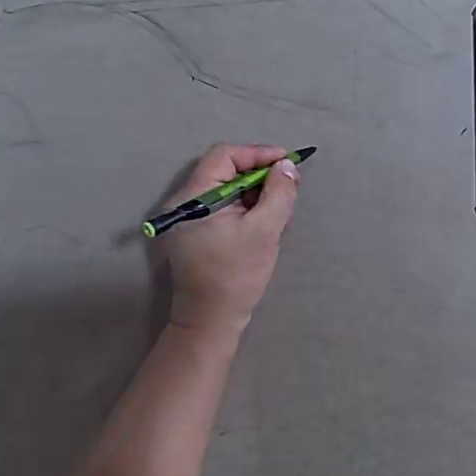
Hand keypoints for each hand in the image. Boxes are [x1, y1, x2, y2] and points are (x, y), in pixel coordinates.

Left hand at [161, 143, 300, 333]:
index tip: (287, 163)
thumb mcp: (264, 230)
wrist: (210, 321)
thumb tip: (286, 166)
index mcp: (194, 196)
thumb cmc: (236, 275)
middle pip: (225, 170)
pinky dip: (245, 208)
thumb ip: (278, 193)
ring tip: (280, 207)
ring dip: (255, 192)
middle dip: (260, 174)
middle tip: (289, 185)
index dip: (258, 154)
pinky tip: (265, 221)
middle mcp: (186, 201)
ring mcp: (189, 218)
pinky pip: (223, 207)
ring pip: (227, 190)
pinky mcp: (197, 233)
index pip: (225, 155)